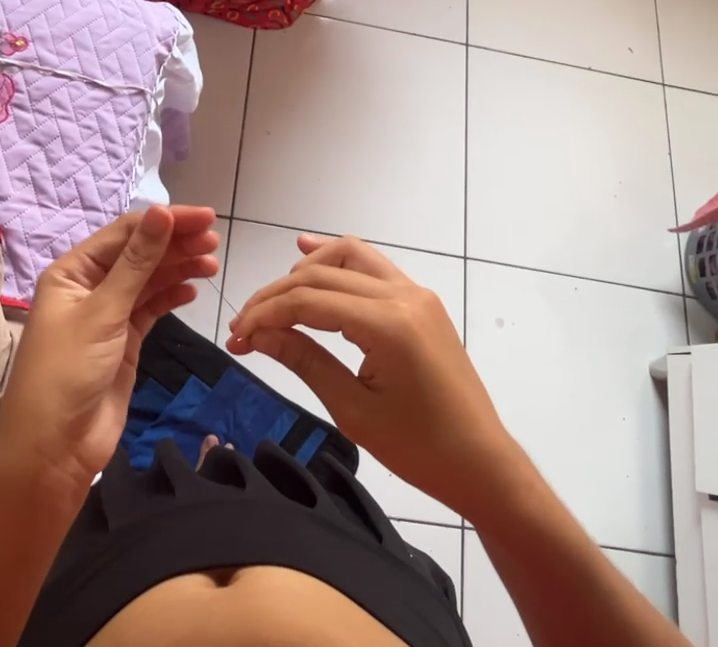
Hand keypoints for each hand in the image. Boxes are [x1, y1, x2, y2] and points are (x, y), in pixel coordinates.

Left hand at [0, 206, 220, 490]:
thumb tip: (161, 212)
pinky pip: (151, 307)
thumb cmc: (67, 373)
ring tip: (211, 263)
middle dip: (175, 244)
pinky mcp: (123, 341)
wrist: (54, 449)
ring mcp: (107, 315)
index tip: (204, 217)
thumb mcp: (102, 312)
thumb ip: (136, 262)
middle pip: (138, 254)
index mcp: (71, 272)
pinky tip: (192, 289)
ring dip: (178, 269)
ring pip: (148, 280)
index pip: (124, 234)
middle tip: (214, 240)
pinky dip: (171, 296)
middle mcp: (88, 287)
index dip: (164, 222)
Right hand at [225, 235, 520, 517]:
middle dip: (276, 295)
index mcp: (388, 324)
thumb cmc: (419, 449)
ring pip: (348, 255)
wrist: (481, 462)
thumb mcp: (353, 410)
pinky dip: (337, 262)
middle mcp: (403, 295)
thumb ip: (304, 360)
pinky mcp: (420, 301)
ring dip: (306, 270)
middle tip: (245, 325)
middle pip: (321, 275)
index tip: (236, 335)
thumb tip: (256, 335)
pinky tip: (306, 255)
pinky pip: (372, 266)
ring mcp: (416, 293)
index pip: (308, 301)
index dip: (265, 314)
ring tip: (274, 298)